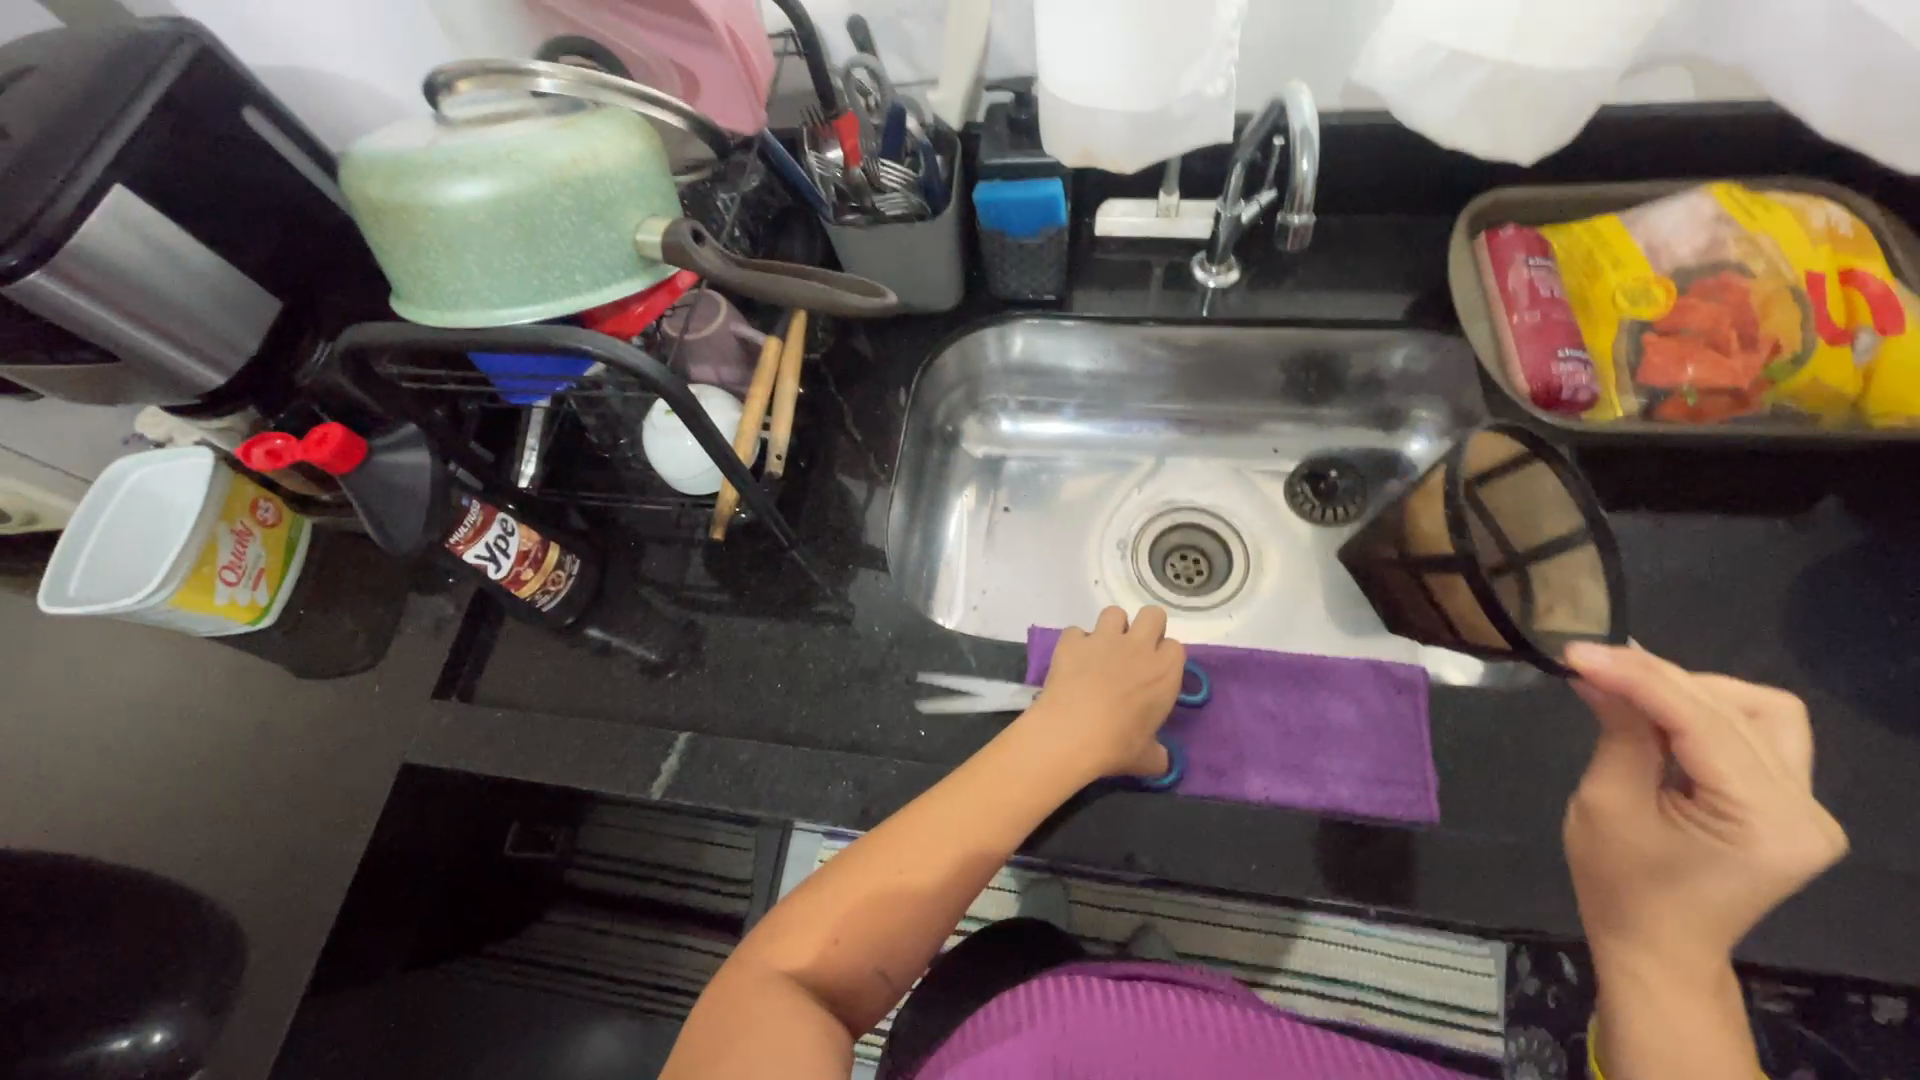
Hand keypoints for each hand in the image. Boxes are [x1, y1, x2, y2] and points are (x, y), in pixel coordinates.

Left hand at [1017, 606, 1186, 779]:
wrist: (1071, 733)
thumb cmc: (1117, 746)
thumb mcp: (1147, 758)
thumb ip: (1158, 754)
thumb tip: (1162, 760)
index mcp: (1165, 672)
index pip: (1175, 647)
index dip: (1165, 658)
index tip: (1155, 674)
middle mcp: (1138, 647)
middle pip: (1153, 614)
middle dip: (1146, 628)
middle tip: (1134, 652)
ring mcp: (1103, 639)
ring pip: (1114, 613)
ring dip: (1111, 628)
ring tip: (1102, 652)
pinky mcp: (1072, 641)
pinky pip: (1076, 632)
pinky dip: (1075, 644)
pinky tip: (1072, 662)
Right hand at [1562, 643, 1847, 982]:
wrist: (1656, 947)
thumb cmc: (1620, 885)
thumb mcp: (1607, 804)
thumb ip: (1621, 733)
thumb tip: (1600, 673)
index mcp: (1764, 820)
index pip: (1704, 722)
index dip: (1639, 678)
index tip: (1578, 651)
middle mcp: (1806, 810)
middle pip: (1748, 708)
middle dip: (1665, 680)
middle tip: (1595, 666)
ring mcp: (1807, 809)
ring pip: (1763, 714)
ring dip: (1692, 693)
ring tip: (1627, 691)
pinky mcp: (1791, 807)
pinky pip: (1756, 738)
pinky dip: (1702, 715)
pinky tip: (1654, 712)